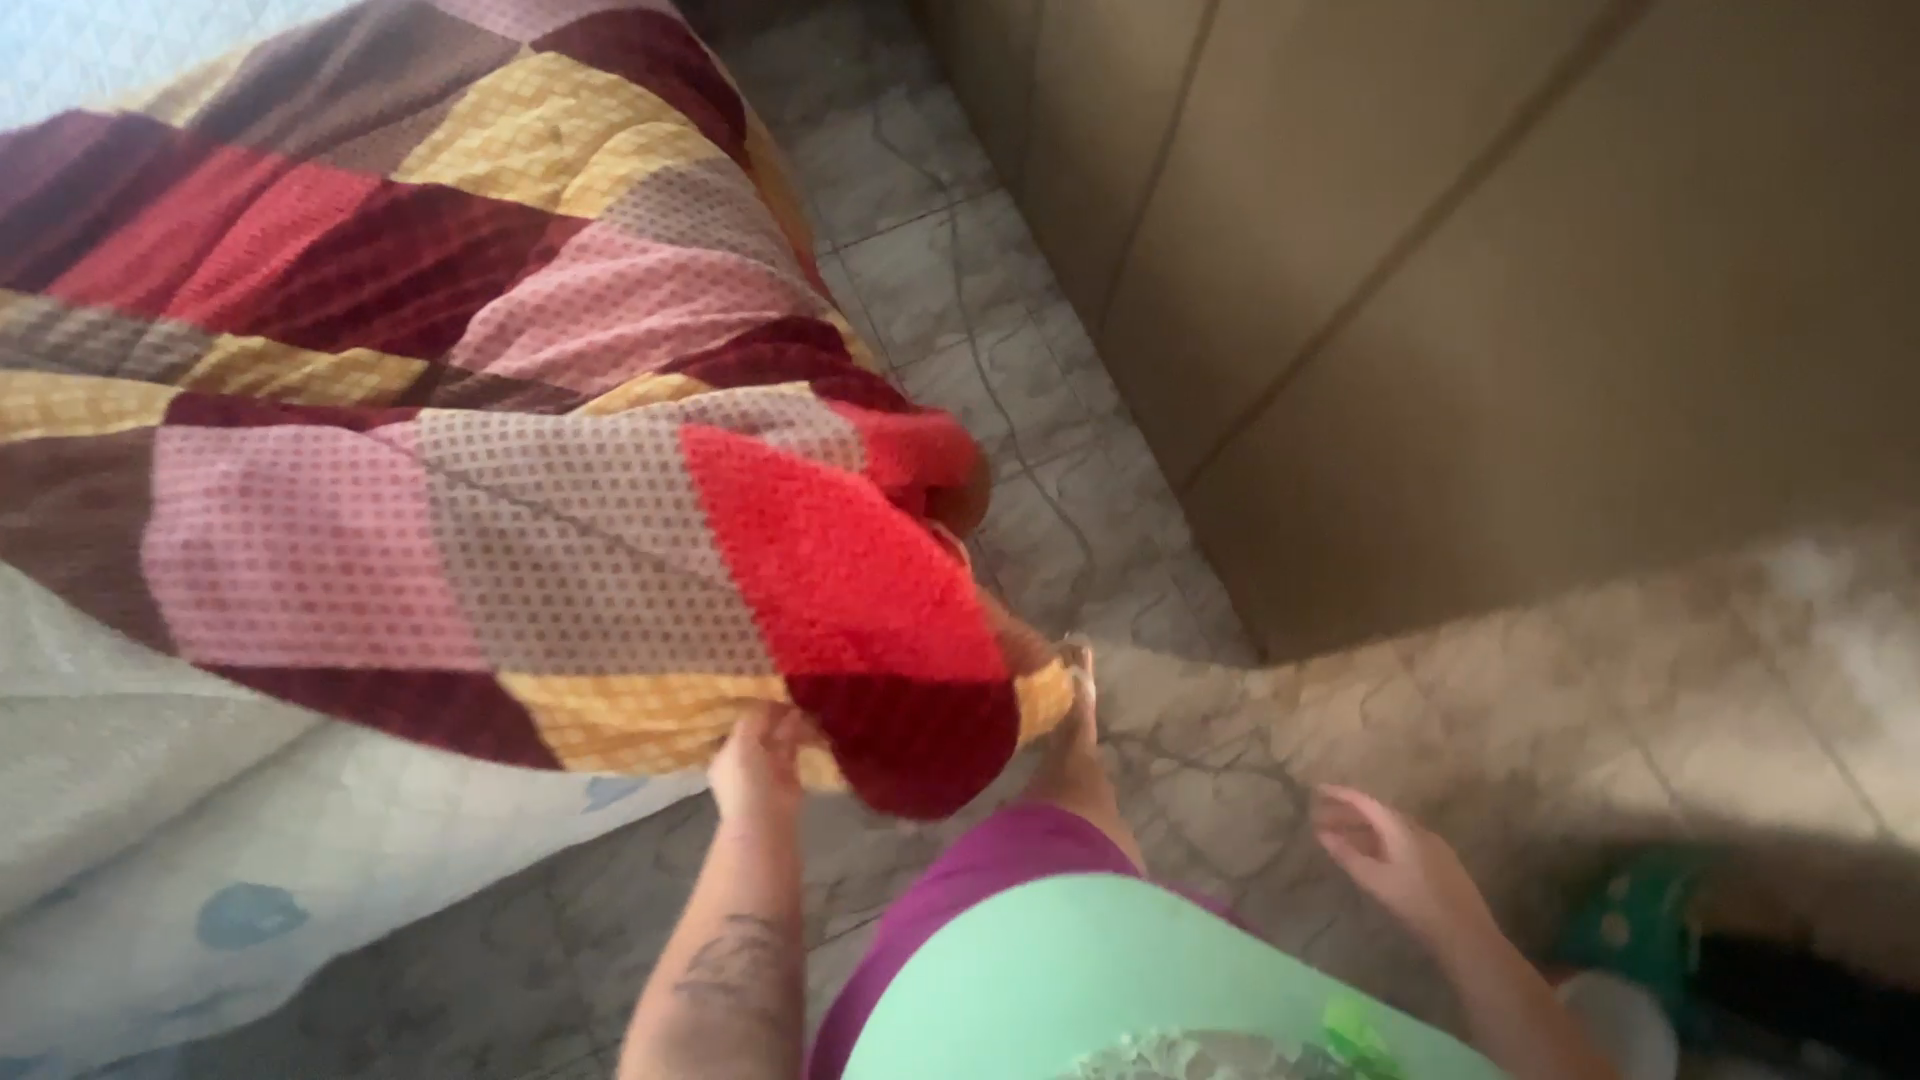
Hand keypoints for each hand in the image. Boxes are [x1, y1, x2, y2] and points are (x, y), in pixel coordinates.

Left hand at [708, 704, 810, 828]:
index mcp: (727, 754)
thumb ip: (753, 719)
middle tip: (788, 694)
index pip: (740, 726)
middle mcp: (746, 759)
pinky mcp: (789, 772)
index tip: (768, 691)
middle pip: (761, 730)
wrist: (764, 817)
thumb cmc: (744, 778)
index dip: (754, 709)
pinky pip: (794, 748)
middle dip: (774, 715)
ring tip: (799, 704)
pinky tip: (807, 720)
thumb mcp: (741, 742)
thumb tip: (768, 700)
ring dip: (788, 722)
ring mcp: (768, 767)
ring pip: (779, 738)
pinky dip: (800, 734)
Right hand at [1312, 785, 1499, 955]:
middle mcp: (1418, 830)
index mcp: (1401, 828)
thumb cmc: (1416, 904)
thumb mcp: (1374, 880)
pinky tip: (1372, 856)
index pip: (1365, 801)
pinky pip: (1403, 840)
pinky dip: (1380, 841)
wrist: (1468, 936)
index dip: (1340, 794)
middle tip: (1322, 819)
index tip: (1318, 790)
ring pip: (1391, 828)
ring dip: (1364, 829)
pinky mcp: (1441, 862)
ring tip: (1342, 838)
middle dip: (1348, 814)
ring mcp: (1433, 845)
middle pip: (1378, 812)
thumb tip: (1321, 833)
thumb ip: (1346, 854)